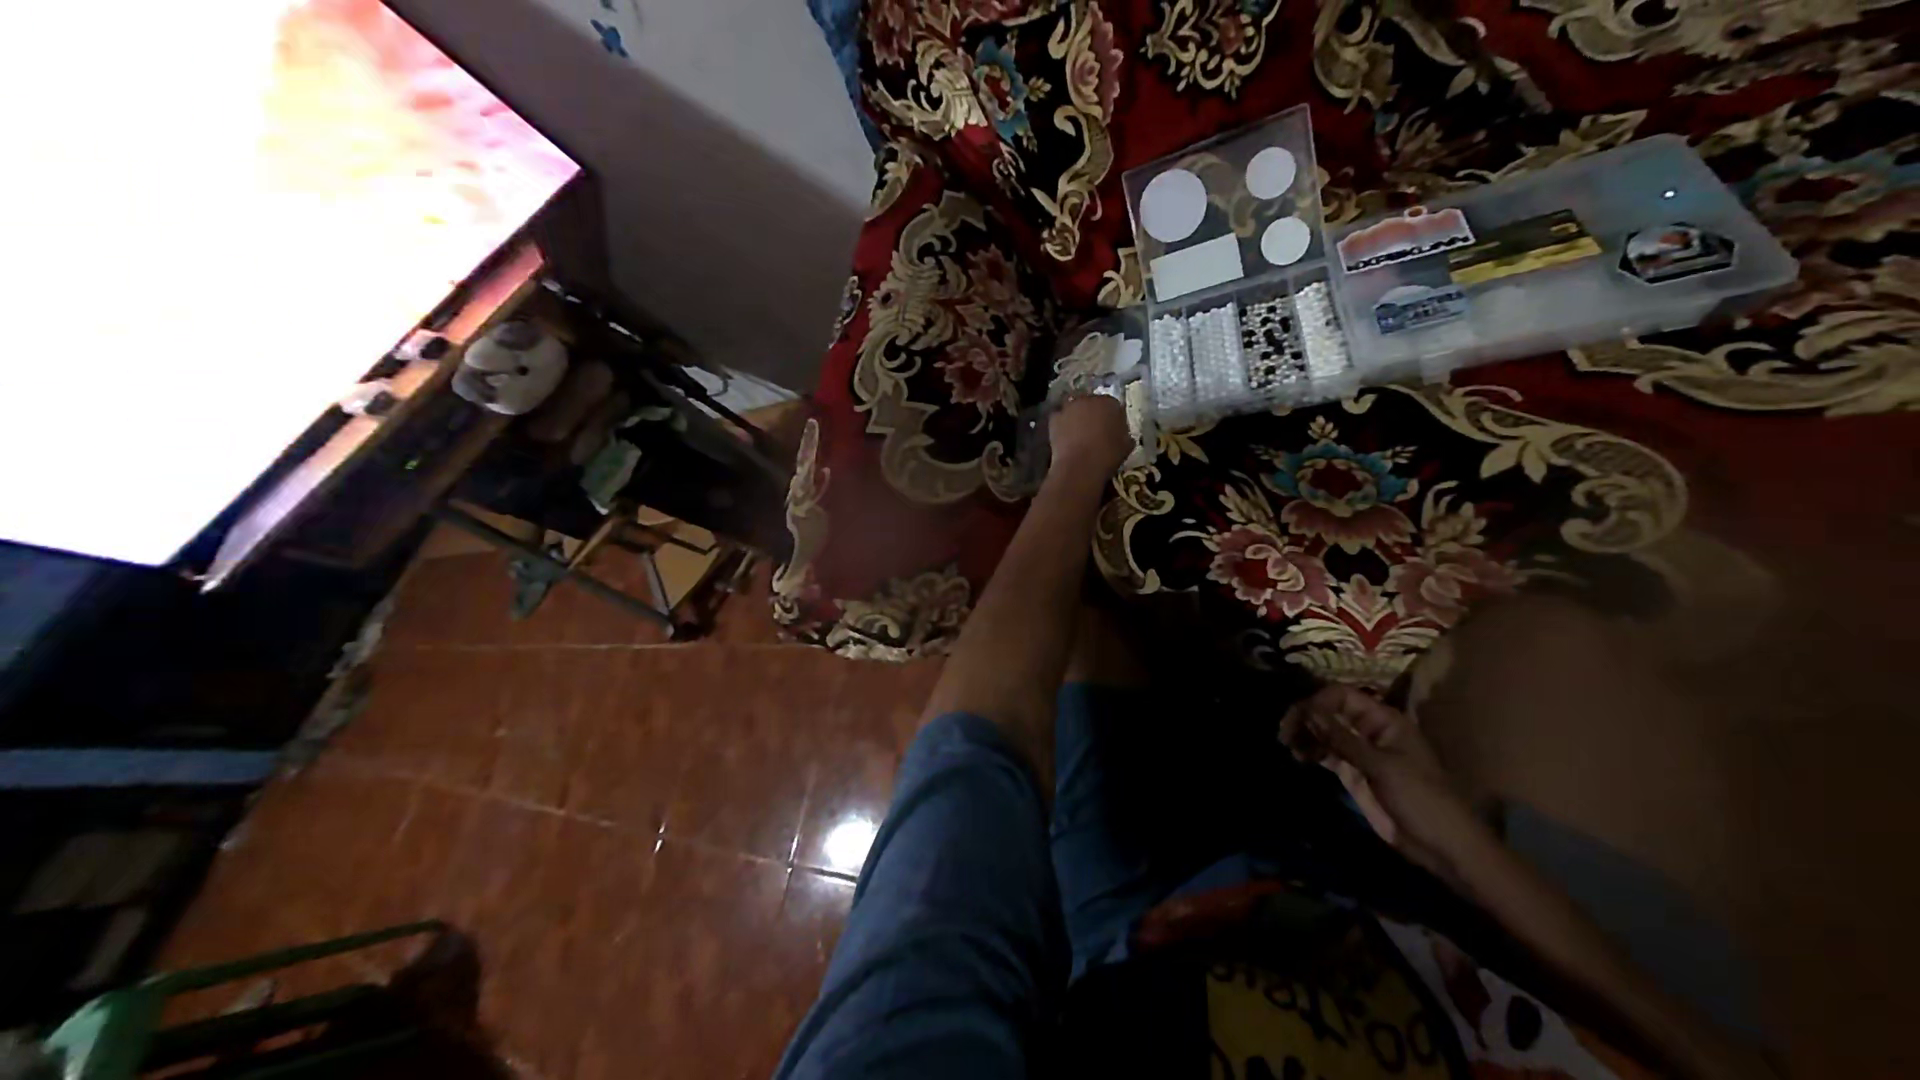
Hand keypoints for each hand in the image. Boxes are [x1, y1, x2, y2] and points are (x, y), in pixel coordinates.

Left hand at [1047, 393, 1131, 482]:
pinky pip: (1060, 419)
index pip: (1113, 406)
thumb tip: (1124, 435)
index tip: (1112, 429)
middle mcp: (1089, 399)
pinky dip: (1062, 425)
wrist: (1080, 465)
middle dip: (1093, 414)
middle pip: (1092, 404)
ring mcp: (1069, 407)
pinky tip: (1065, 438)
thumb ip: (1125, 435)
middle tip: (1094, 431)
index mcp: (1110, 403)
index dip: (1112, 418)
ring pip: (1075, 409)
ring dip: (1077, 417)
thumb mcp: (1126, 446)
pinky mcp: (1054, 418)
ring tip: (1078, 434)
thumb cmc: (1108, 455)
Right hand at [1280, 686, 1483, 874]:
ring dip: (1305, 735)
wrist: (1441, 846)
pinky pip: (1327, 753)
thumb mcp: (1381, 767)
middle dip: (1306, 718)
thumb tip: (1308, 710)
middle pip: (1330, 711)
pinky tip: (1300, 758)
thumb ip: (1342, 738)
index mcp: (1384, 720)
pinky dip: (1311, 752)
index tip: (1298, 719)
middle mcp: (1370, 730)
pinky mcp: (1354, 773)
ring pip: (1325, 732)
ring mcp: (1361, 752)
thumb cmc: (1420, 799)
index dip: (1318, 702)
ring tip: (1289, 747)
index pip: (1342, 696)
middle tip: (1284, 734)